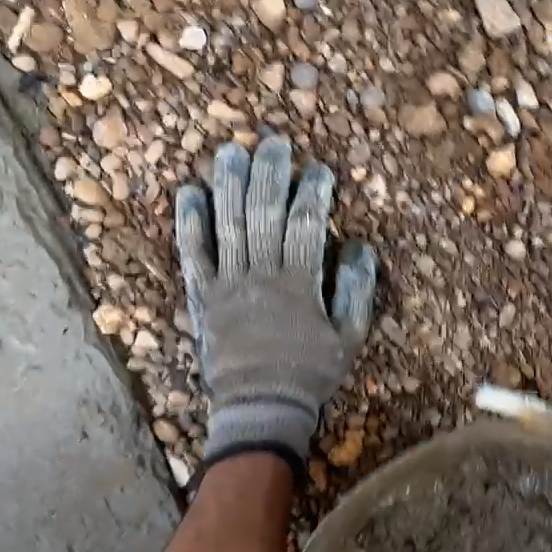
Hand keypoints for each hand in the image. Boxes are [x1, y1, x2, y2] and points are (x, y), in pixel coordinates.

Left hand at [175, 136, 376, 474]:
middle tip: (274, 143)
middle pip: (264, 213)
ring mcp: (227, 284)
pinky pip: (193, 255)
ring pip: (227, 224)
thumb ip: (358, 291)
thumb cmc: (311, 372)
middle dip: (270, 174)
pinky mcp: (202, 296)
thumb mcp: (351, 337)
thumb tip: (362, 248)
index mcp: (300, 283)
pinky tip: (190, 192)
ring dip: (229, 184)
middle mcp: (261, 275)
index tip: (319, 169)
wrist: (260, 408)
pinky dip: (189, 223)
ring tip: (232, 151)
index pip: (307, 224)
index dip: (314, 192)